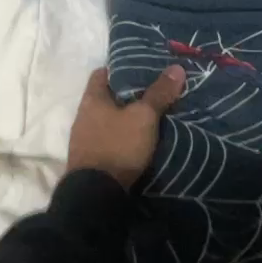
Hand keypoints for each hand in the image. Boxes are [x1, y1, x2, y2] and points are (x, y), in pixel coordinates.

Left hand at [67, 65, 185, 188]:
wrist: (96, 194)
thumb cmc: (118, 146)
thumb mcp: (144, 117)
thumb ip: (159, 93)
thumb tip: (177, 67)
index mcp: (92, 99)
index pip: (103, 73)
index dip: (122, 68)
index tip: (144, 69)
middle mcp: (84, 115)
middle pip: (109, 97)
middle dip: (130, 94)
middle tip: (157, 91)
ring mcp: (85, 139)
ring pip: (110, 119)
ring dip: (128, 118)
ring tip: (154, 116)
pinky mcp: (92, 159)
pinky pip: (111, 138)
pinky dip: (125, 136)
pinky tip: (142, 139)